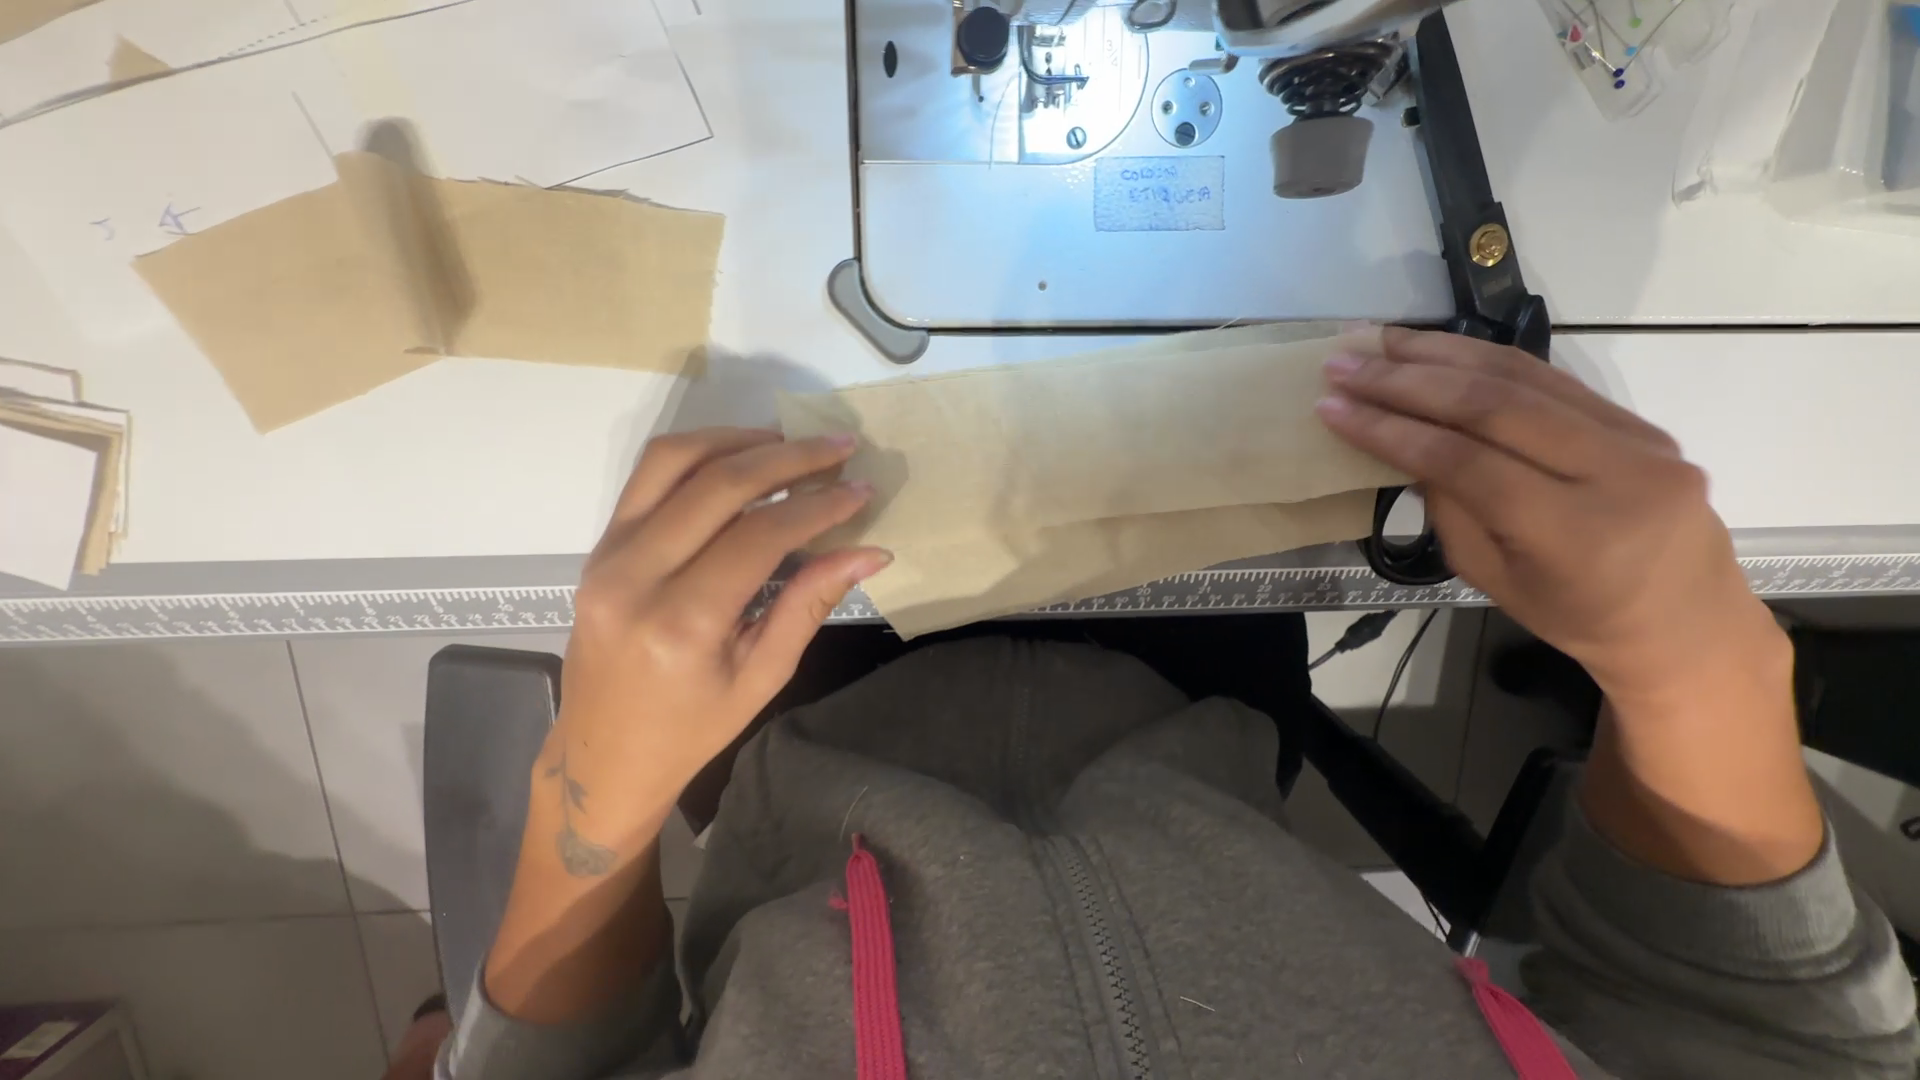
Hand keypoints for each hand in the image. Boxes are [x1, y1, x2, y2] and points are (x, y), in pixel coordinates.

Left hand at [550, 427, 891, 856]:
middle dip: (788, 458)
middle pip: (718, 485)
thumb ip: (810, 604)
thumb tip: (868, 552)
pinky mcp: (599, 546)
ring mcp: (607, 555)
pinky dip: (699, 453)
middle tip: (838, 448)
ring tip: (791, 444)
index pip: (759, 536)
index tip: (861, 490)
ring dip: (738, 440)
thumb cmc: (691, 729)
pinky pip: (647, 477)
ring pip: (673, 461)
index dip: (817, 506)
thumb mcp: (762, 677)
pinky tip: (741, 458)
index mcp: (680, 624)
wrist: (603, 755)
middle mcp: (634, 576)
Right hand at [1316, 328, 1779, 704]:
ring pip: (1523, 377)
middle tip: (1343, 364)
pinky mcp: (1637, 420)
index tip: (1331, 408)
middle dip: (1405, 381)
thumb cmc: (1576, 616)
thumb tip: (1403, 447)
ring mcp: (1636, 438)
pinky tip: (1437, 350)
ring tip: (1381, 342)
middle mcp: (1615, 472)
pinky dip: (1484, 360)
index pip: (1465, 462)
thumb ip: (1450, 508)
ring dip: (1441, 354)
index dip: (1391, 430)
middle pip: (1494, 406)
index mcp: (1574, 532)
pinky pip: (1550, 379)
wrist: (1686, 620)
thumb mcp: (1492, 578)